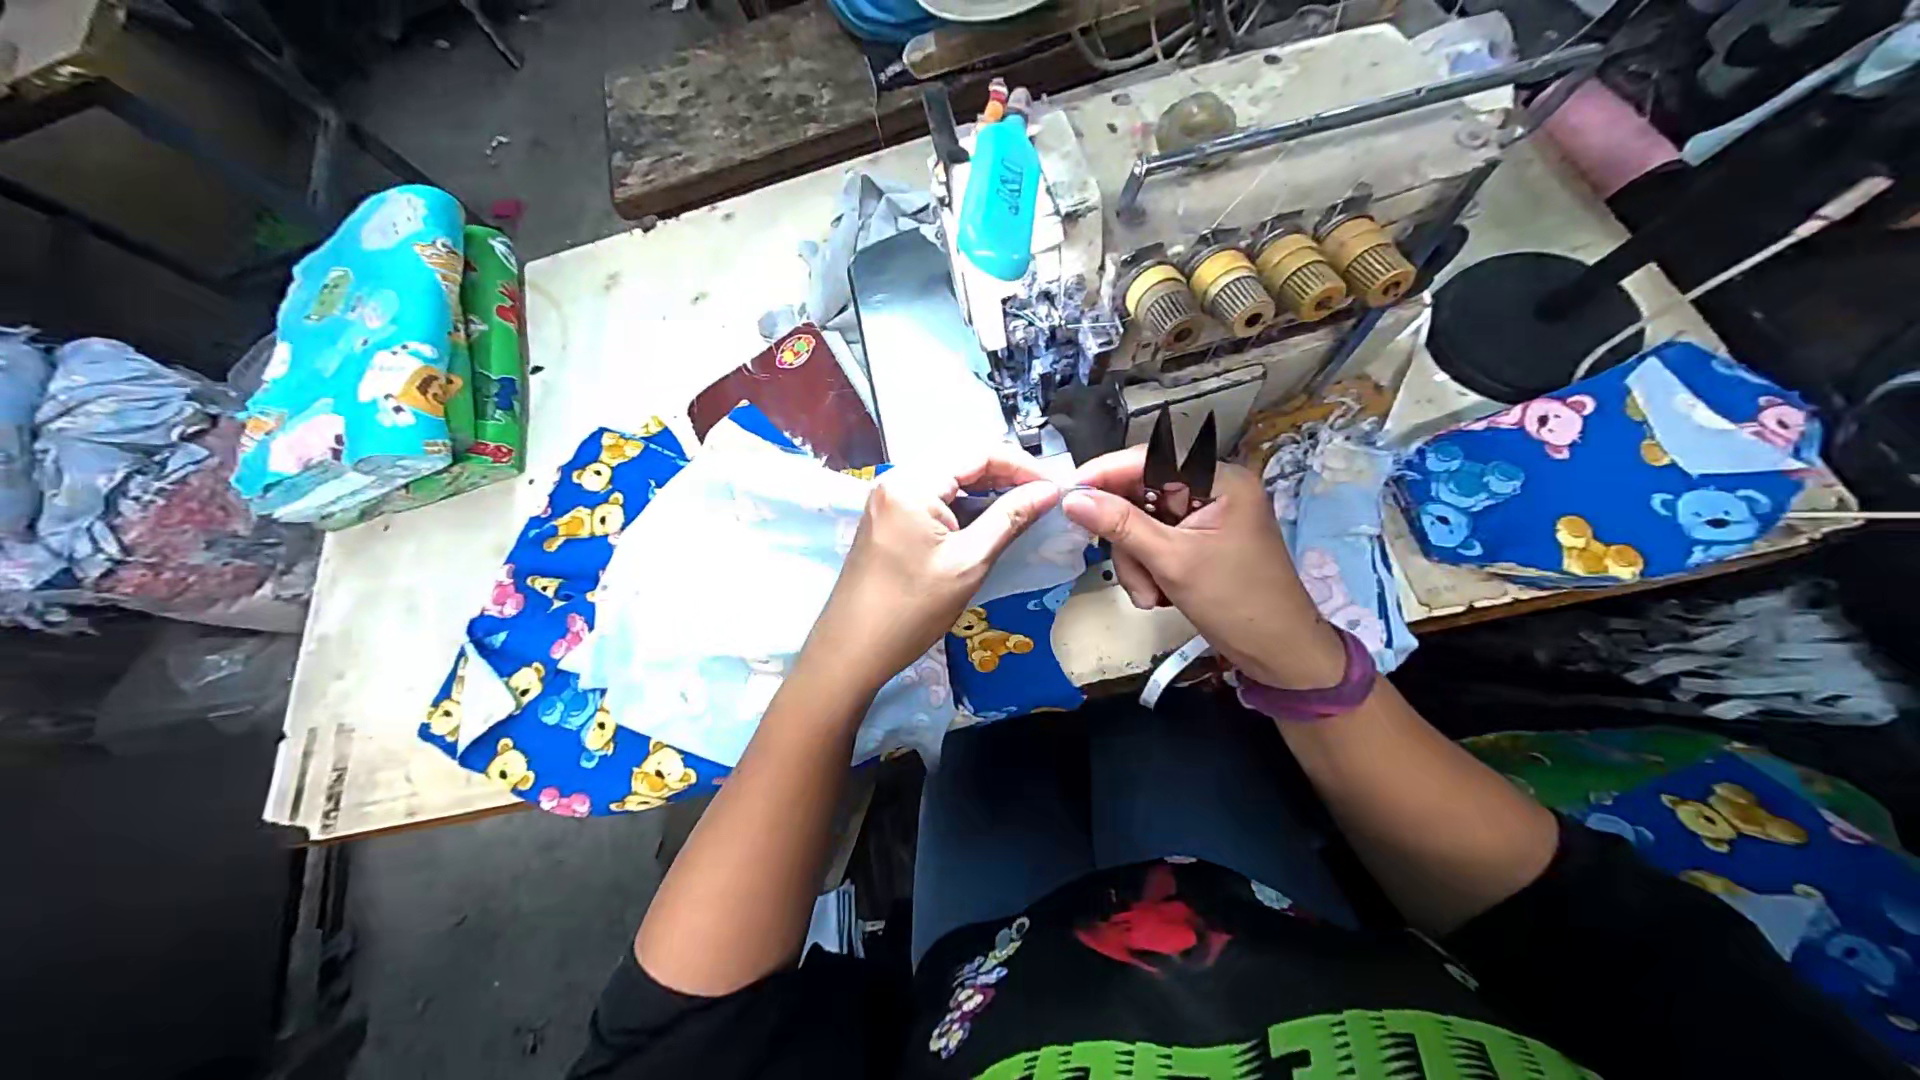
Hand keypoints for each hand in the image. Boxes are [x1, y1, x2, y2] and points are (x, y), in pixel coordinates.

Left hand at [802, 448, 1060, 695]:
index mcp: (912, 484)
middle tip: (1044, 494)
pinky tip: (991, 518)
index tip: (1055, 485)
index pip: (976, 451)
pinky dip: (966, 502)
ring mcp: (890, 498)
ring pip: (949, 476)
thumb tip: (1049, 491)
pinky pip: (935, 496)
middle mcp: (897, 480)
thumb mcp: (968, 563)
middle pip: (961, 458)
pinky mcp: (890, 517)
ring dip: (988, 487)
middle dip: (1006, 471)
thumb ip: (1010, 519)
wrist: (851, 651)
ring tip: (1025, 505)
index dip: (1021, 464)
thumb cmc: (911, 610)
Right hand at [1062, 445, 1344, 688]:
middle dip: (1128, 539)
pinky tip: (1159, 594)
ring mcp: (1204, 516)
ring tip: (1152, 595)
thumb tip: (1072, 498)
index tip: (1068, 492)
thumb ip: (1120, 525)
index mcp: (1219, 480)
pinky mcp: (1198, 540)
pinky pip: (1154, 542)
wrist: (1280, 653)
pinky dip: (1148, 568)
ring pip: (1141, 523)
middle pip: (1140, 495)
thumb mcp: (1172, 561)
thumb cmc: (1237, 603)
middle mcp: (1211, 489)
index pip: (1149, 460)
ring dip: (1137, 562)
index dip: (1105, 473)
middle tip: (1132, 574)